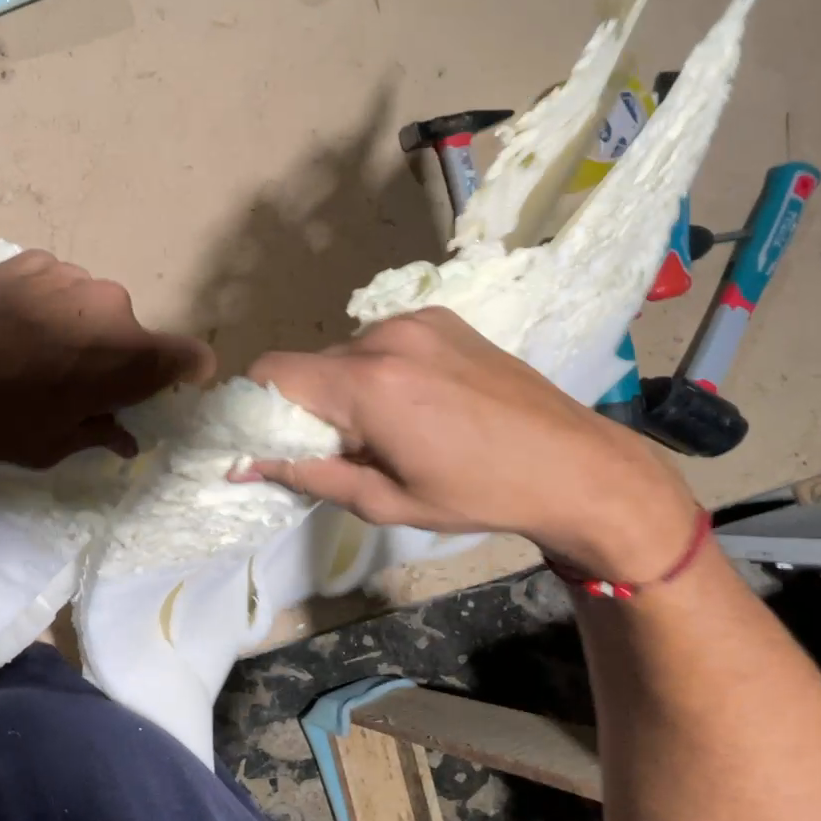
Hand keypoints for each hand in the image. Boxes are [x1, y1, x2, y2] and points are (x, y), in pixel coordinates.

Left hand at [0, 250, 214, 468]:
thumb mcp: (46, 445)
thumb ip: (97, 435)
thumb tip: (126, 436)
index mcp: (125, 355)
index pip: (186, 357)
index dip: (181, 375)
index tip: (161, 389)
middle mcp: (108, 304)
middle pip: (129, 335)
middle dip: (112, 360)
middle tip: (68, 387)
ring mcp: (66, 275)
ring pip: (90, 309)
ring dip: (76, 332)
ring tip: (25, 357)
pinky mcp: (27, 259)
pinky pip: (55, 289)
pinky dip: (44, 309)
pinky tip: (5, 330)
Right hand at [230, 308, 699, 580]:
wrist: (578, 467)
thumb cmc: (477, 495)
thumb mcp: (382, 501)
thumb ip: (305, 475)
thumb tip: (241, 466)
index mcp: (369, 385)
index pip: (270, 372)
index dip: (253, 404)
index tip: (265, 438)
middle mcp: (386, 339)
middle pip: (304, 365)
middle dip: (300, 405)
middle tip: (331, 446)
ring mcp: (416, 323)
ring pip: (338, 354)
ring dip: (337, 388)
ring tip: (378, 427)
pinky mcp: (440, 319)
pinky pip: (375, 342)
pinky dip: (370, 370)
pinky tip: (406, 401)